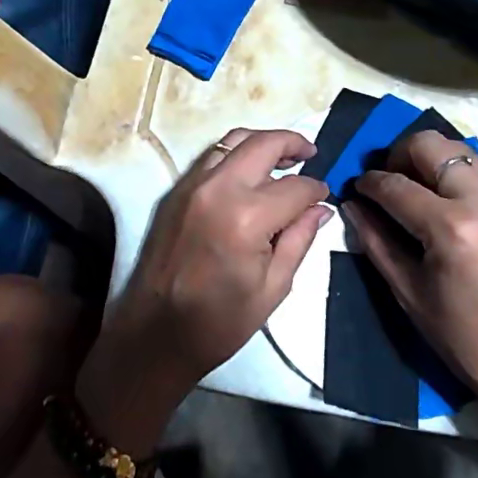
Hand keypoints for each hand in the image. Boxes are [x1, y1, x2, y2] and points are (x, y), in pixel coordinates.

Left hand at [81, 129, 332, 443]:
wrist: (153, 337)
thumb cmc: (218, 322)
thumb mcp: (273, 288)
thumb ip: (299, 239)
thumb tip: (320, 209)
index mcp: (246, 218)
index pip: (295, 187)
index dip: (316, 190)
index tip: (324, 197)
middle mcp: (218, 190)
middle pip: (264, 144)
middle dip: (293, 144)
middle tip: (311, 154)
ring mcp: (193, 186)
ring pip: (235, 140)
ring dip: (263, 143)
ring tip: (283, 157)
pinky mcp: (176, 191)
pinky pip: (213, 155)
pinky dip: (237, 153)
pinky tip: (251, 172)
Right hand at [347, 131, 477, 438]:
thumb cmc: (467, 342)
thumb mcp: (410, 295)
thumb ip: (377, 243)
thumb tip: (353, 205)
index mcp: (452, 228)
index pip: (398, 186)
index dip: (370, 183)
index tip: (356, 186)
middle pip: (432, 144)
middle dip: (399, 153)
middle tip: (386, 179)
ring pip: (460, 150)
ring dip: (429, 158)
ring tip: (413, 186)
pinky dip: (454, 174)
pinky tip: (443, 203)